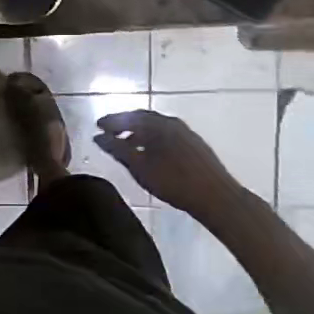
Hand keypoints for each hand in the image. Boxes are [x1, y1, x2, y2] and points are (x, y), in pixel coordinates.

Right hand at [95, 110, 248, 214]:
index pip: (128, 117)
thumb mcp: (139, 167)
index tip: (96, 126)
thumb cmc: (173, 182)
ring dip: (139, 132)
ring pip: (156, 127)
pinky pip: (166, 134)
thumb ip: (116, 149)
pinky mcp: (194, 144)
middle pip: (143, 118)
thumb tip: (97, 137)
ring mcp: (186, 133)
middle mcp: (172, 123)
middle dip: (124, 124)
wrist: (216, 197)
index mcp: (158, 124)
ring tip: (126, 144)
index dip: (111, 121)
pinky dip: (152, 138)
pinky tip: (149, 153)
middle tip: (109, 132)